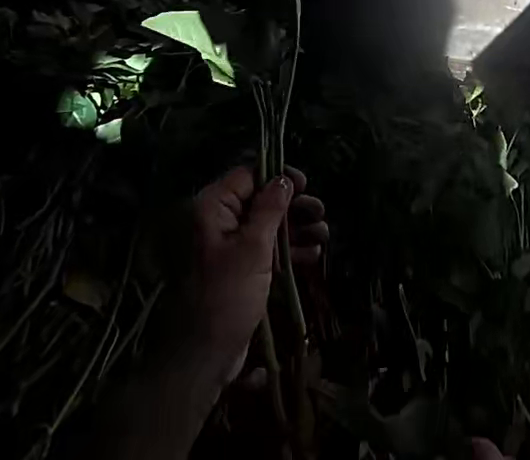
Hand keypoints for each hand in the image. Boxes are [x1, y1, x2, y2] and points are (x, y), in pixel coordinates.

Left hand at [183, 166, 327, 380]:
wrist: (206, 354)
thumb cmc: (228, 293)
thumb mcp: (253, 247)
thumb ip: (270, 208)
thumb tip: (283, 179)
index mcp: (213, 208)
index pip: (248, 176)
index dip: (277, 177)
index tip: (305, 185)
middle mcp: (219, 221)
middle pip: (261, 200)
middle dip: (293, 206)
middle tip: (320, 212)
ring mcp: (229, 247)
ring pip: (267, 226)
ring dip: (296, 228)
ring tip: (323, 234)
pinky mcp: (240, 269)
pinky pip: (266, 249)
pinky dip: (288, 249)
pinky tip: (312, 254)